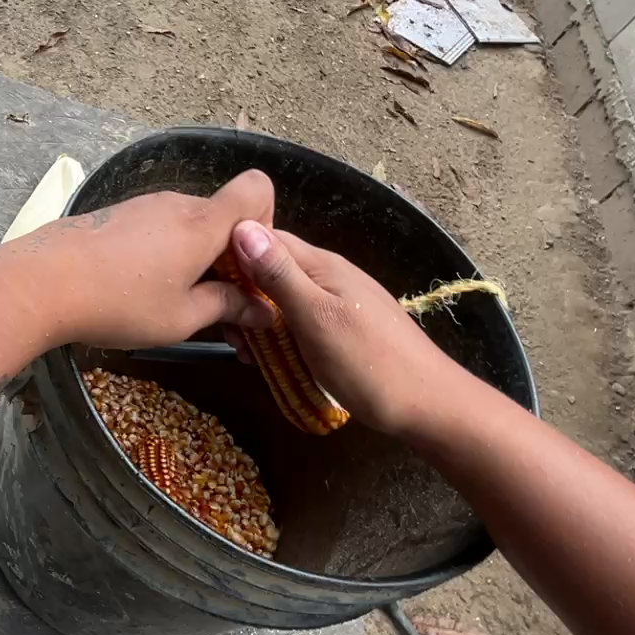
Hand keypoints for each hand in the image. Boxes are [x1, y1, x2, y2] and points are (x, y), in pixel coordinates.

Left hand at [0, 169, 278, 349]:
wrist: (39, 282)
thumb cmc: (119, 303)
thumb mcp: (181, 318)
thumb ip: (227, 308)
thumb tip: (263, 310)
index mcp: (203, 223)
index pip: (256, 189)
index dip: (265, 221)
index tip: (248, 267)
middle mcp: (176, 204)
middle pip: (220, 215)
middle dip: (227, 254)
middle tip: (215, 302)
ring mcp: (141, 206)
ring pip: (185, 224)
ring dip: (191, 256)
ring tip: (170, 301)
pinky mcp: (113, 215)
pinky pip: (154, 228)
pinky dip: (160, 252)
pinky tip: (134, 286)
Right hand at [225, 221, 475, 439]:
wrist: (428, 408)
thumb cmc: (369, 363)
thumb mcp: (315, 317)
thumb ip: (278, 274)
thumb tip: (241, 226)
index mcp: (321, 265)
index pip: (263, 237)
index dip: (230, 254)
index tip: (206, 286)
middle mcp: (326, 275)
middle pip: (268, 268)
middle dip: (239, 293)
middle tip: (228, 331)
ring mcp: (335, 301)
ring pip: (279, 297)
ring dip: (254, 318)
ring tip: (244, 351)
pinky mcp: (338, 326)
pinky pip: (294, 319)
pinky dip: (275, 334)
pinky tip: (268, 358)